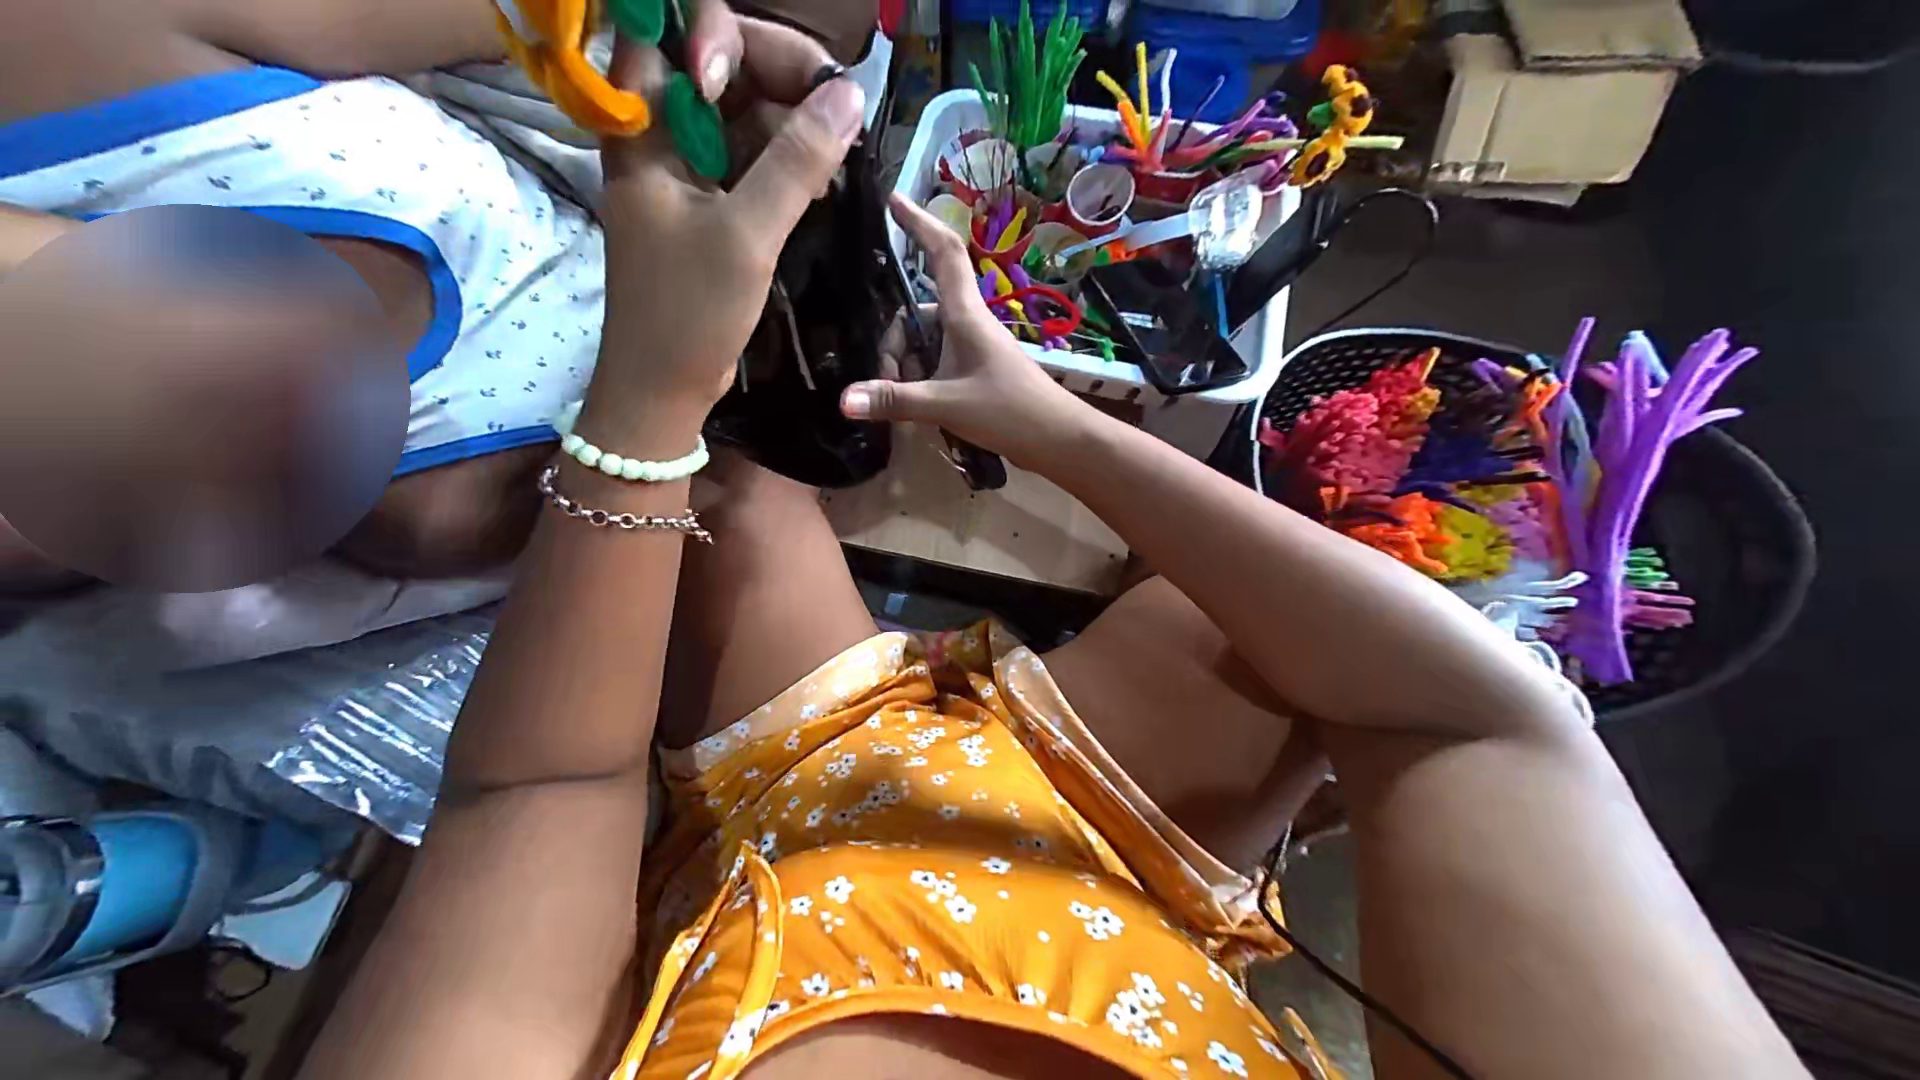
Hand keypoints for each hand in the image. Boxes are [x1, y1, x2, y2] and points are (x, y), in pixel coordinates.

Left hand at [579, 6, 865, 447]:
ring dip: (794, 126)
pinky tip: (822, 184)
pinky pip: (754, 160)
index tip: (773, 84)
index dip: (727, 36)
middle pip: (721, 63)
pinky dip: (789, 164)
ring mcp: (690, 170)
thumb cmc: (690, 311)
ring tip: (835, 160)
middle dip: (781, 77)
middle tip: (835, 114)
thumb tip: (851, 93)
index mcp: (644, 124)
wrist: (664, 384)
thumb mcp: (746, 234)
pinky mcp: (714, 205)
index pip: (674, 28)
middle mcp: (663, 134)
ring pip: (745, 114)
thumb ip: (796, 162)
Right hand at [839, 194, 1091, 467]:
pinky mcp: (976, 372)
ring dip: (907, 372)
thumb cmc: (1009, 411)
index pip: (942, 254)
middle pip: (916, 316)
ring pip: (924, 346)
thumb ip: (895, 400)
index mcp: (964, 315)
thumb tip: (844, 401)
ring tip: (908, 410)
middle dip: (894, 347)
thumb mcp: (946, 405)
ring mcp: (972, 349)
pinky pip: (937, 366)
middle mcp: (967, 324)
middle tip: (888, 386)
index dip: (919, 223)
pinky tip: (919, 413)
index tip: (894, 200)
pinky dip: (922, 384)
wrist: (1057, 438)